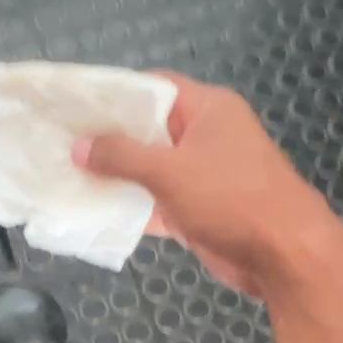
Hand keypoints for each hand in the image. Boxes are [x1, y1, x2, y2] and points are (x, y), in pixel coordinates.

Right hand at [71, 74, 342, 297]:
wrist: (282, 254)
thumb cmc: (231, 198)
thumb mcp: (170, 171)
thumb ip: (122, 157)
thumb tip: (79, 146)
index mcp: (207, 110)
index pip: (154, 89)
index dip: (114, 94)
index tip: (73, 105)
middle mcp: (203, 137)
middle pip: (146, 130)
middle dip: (106, 139)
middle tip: (60, 143)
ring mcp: (199, 175)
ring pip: (147, 169)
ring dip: (113, 177)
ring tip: (65, 176)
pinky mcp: (194, 209)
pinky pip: (153, 202)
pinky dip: (128, 208)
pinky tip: (92, 213)